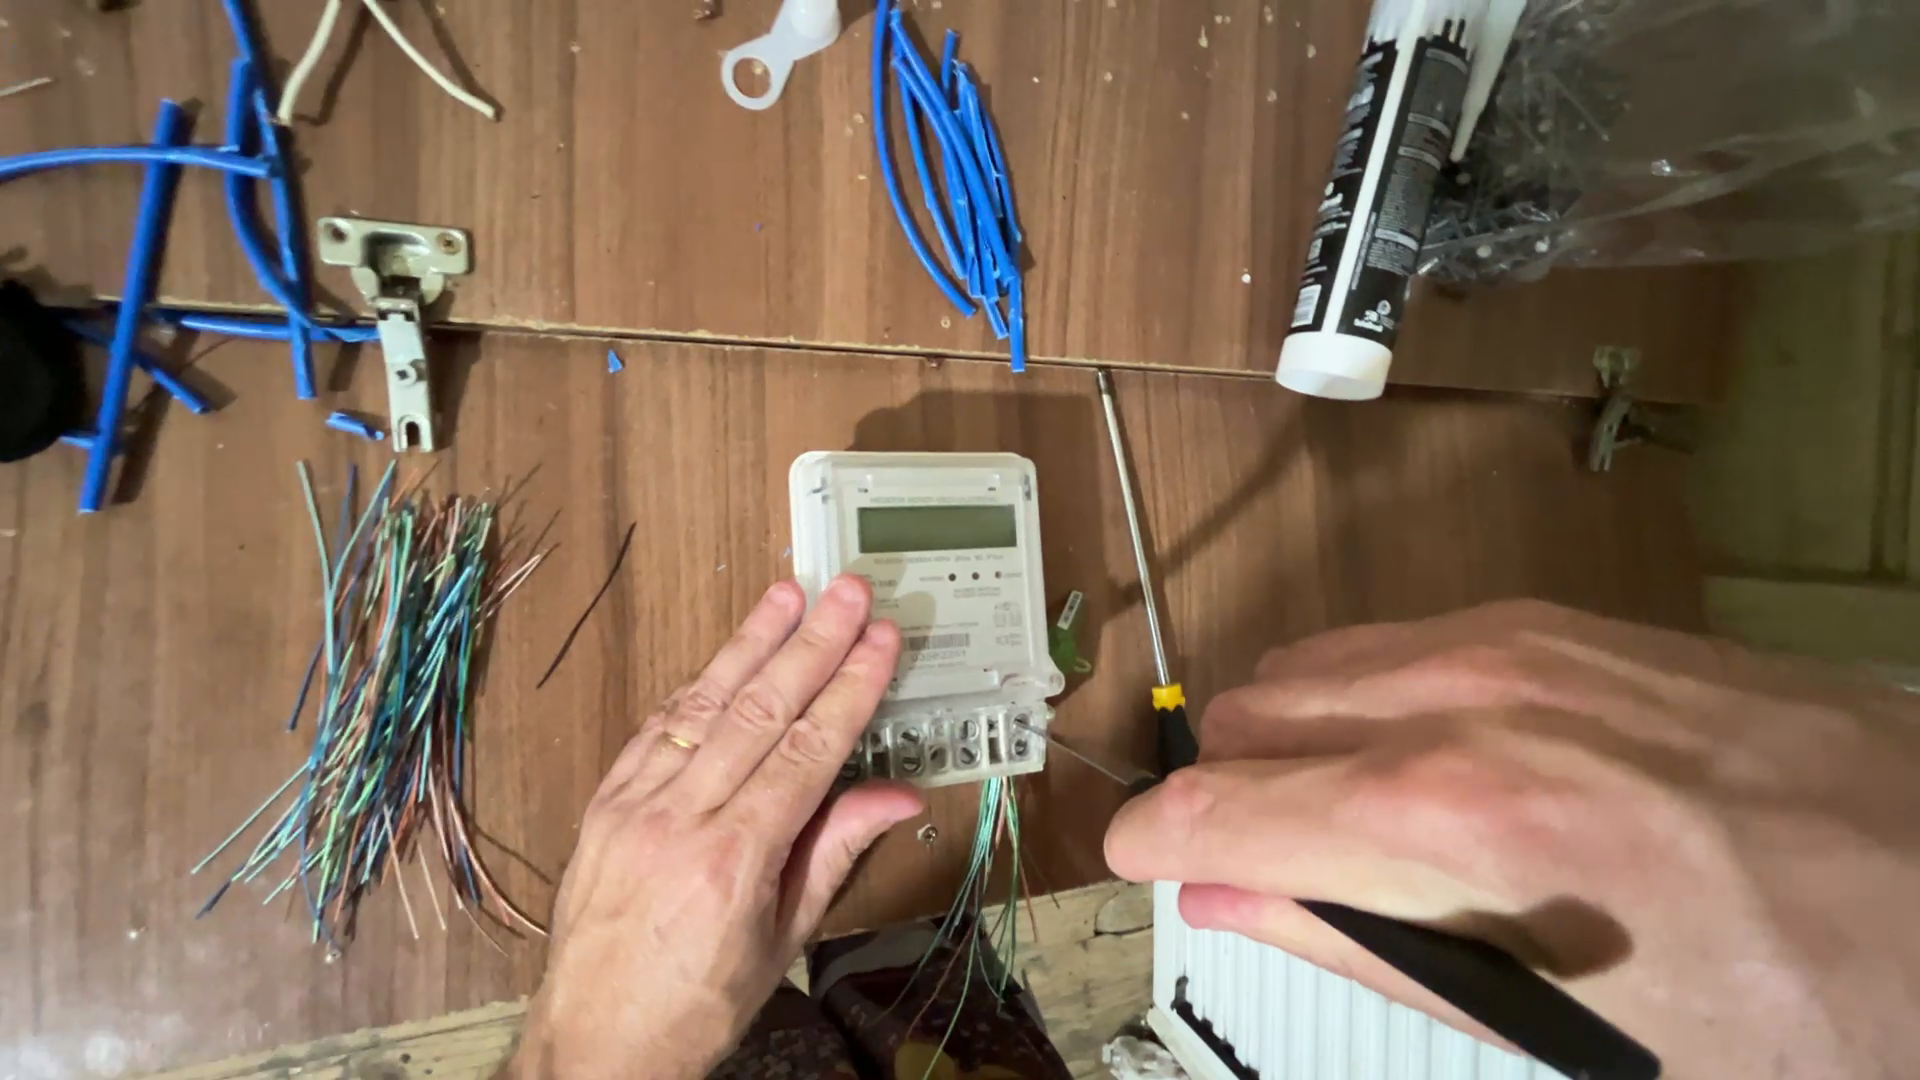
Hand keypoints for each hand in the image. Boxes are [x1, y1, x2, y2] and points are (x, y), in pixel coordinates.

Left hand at [509, 576, 925, 1079]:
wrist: (591, 1049)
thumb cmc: (695, 1006)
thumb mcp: (784, 939)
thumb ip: (836, 850)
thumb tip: (897, 797)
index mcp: (734, 859)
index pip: (808, 749)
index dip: (850, 687)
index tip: (878, 641)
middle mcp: (680, 818)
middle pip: (760, 708)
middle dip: (812, 642)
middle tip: (845, 593)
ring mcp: (635, 802)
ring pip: (706, 701)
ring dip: (752, 640)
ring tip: (787, 594)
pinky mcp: (608, 799)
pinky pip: (659, 725)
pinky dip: (702, 682)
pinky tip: (731, 650)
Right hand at [1106, 600, 1919, 1078]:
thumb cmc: (1796, 1009)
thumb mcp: (1562, 1027)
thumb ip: (1349, 937)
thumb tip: (1214, 894)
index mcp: (1449, 821)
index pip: (1215, 804)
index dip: (1152, 836)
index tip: (1140, 859)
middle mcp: (1448, 703)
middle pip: (1237, 724)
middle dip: (1231, 797)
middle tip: (1288, 864)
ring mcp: (1489, 641)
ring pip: (1289, 673)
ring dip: (1285, 745)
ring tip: (1360, 812)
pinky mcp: (1527, 614)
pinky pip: (1365, 648)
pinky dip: (1347, 704)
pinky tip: (1422, 753)